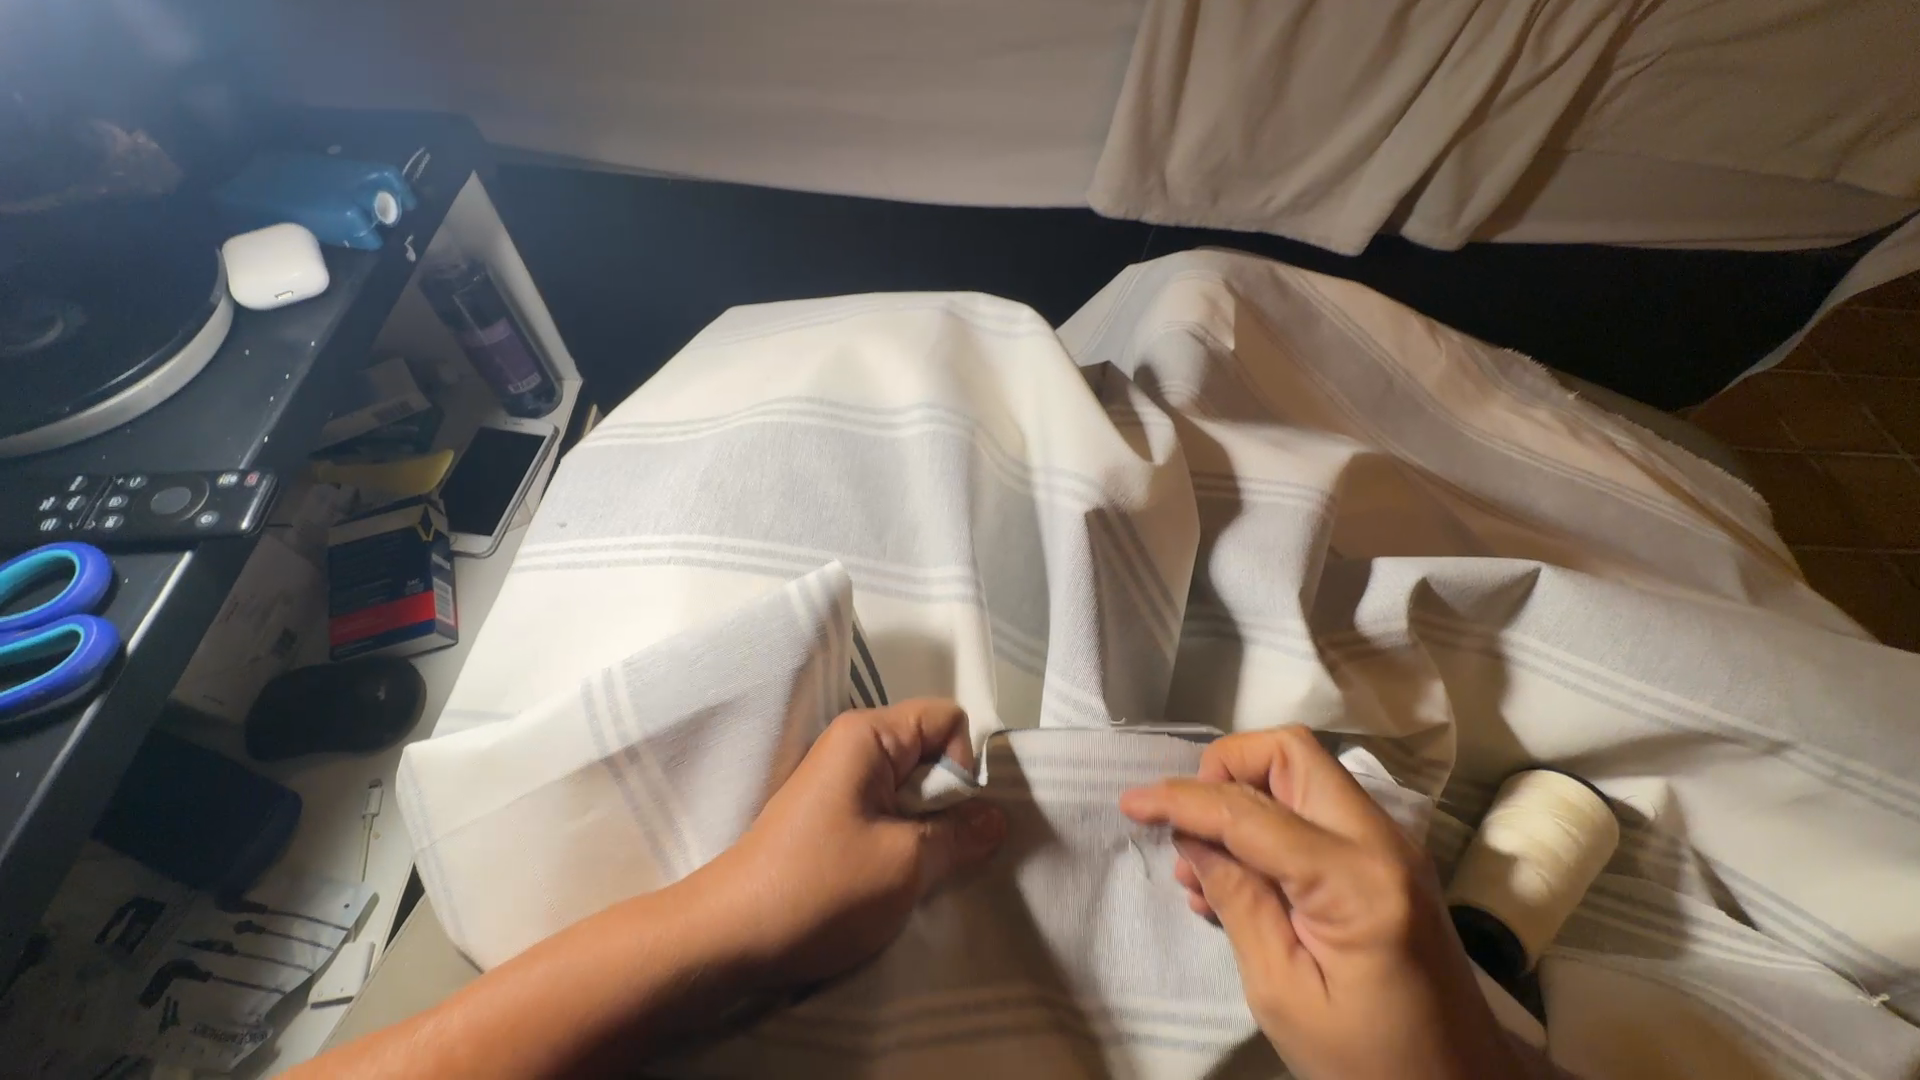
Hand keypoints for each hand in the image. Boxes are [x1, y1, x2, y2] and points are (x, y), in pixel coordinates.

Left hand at [694, 698, 1006, 987]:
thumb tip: (996, 818)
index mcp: (868, 735)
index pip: (947, 719)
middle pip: (931, 752)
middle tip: (946, 853)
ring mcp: (839, 783)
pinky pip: (887, 812)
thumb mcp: (906, 863)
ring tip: (919, 873)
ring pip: (911, 789)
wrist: (729, 938)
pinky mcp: (831, 817)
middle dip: (950, 800)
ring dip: (928, 828)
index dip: (965, 764)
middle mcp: (853, 746)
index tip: (957, 818)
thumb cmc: (820, 888)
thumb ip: (961, 834)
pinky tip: (895, 880)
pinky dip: (903, 841)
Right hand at [1120, 727, 1522, 1079]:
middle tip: (1188, 824)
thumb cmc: (1371, 1066)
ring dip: (1241, 794)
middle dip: (1223, 769)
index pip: (1249, 810)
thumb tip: (1191, 838)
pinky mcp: (1383, 857)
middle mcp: (1379, 840)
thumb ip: (1236, 900)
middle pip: (1288, 752)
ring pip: (1300, 770)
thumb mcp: (1283, 994)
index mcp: (1357, 882)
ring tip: (1201, 864)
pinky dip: (1265, 817)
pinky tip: (1234, 875)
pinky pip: (1311, 807)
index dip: (1181, 799)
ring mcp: (1387, 844)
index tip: (1130, 803)